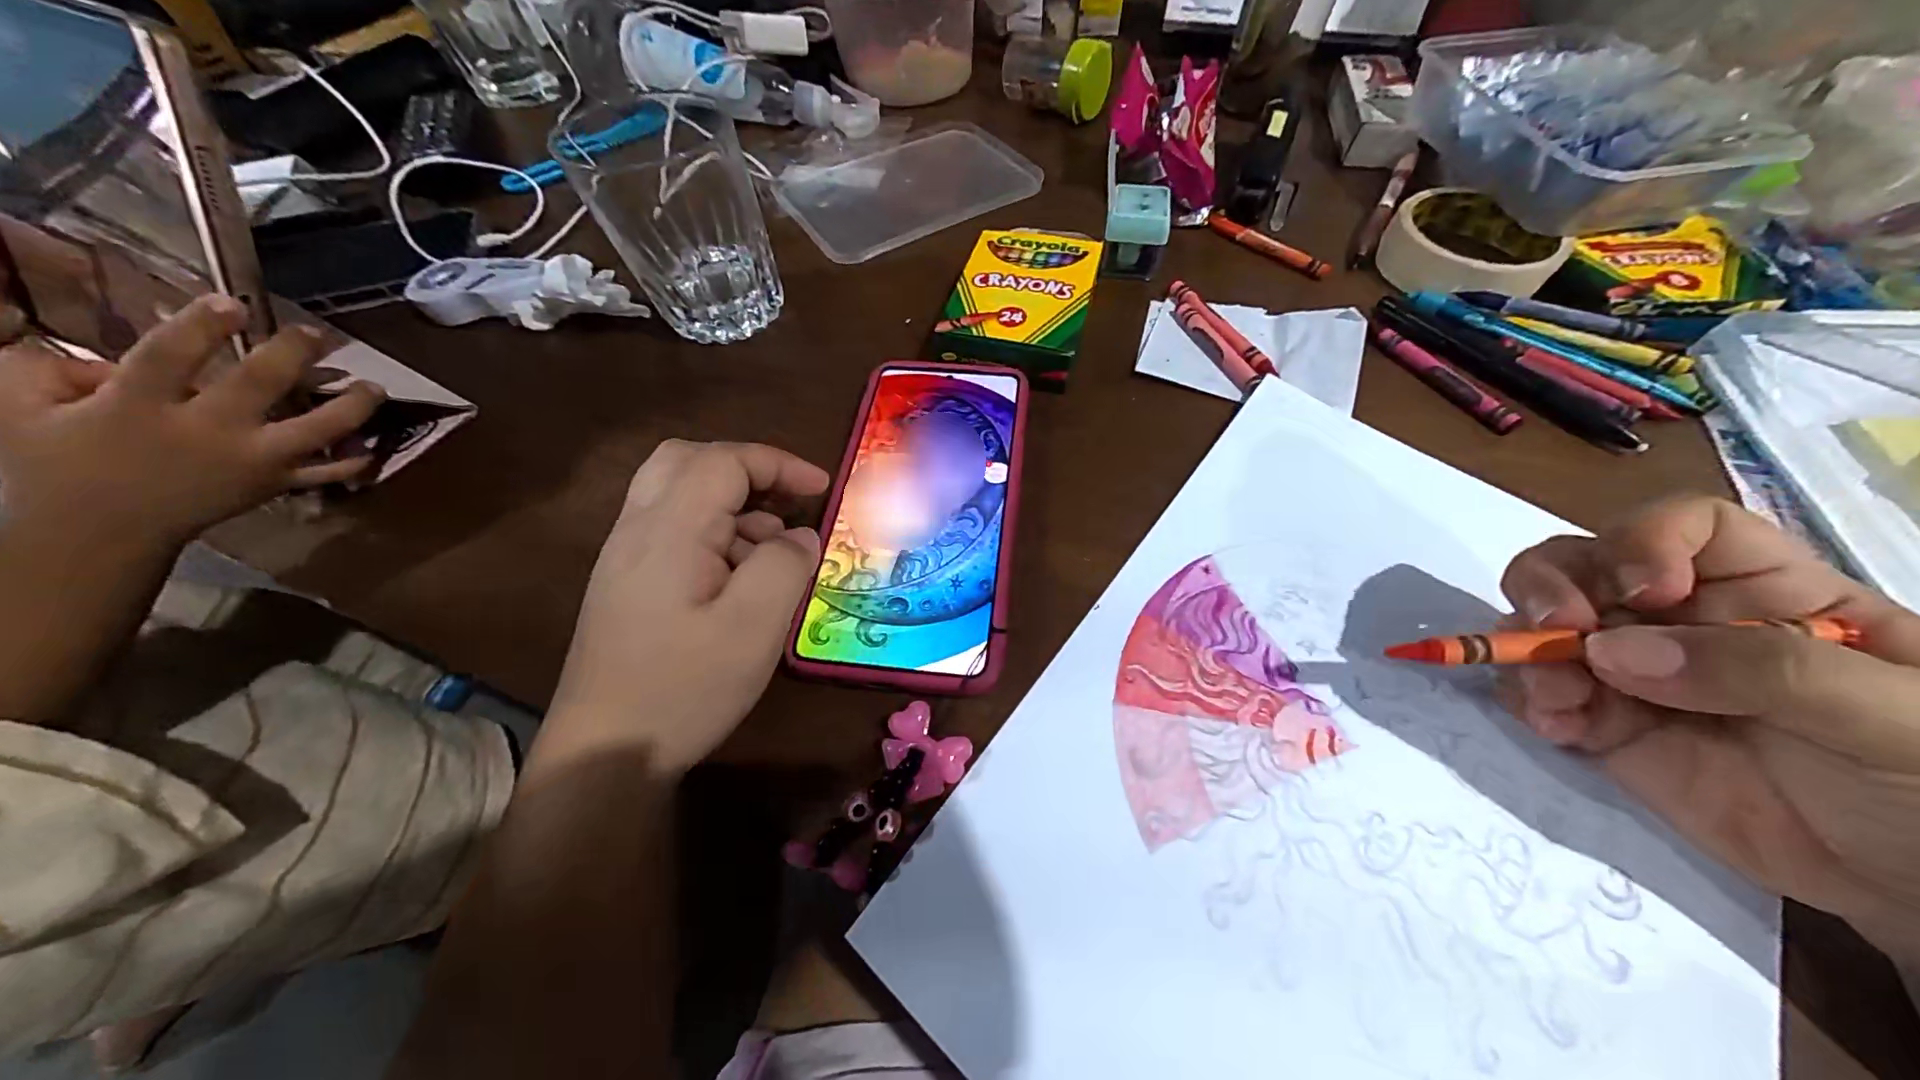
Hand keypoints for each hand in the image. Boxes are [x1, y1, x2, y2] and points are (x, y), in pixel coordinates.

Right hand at [0, 295, 383, 547]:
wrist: (99, 536)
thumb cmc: (57, 467)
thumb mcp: (24, 410)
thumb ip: (48, 371)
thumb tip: (95, 357)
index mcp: (137, 407)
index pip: (173, 355)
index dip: (204, 327)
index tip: (232, 303)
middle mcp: (207, 432)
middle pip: (262, 383)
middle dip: (292, 353)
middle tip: (315, 335)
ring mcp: (252, 462)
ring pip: (317, 429)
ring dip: (352, 406)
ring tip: (373, 386)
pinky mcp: (275, 486)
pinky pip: (326, 473)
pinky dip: (354, 462)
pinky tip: (374, 446)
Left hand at [545, 440, 827, 774]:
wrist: (604, 750)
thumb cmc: (685, 687)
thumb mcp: (754, 627)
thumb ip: (785, 566)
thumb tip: (800, 536)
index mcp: (668, 530)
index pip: (722, 461)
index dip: (778, 463)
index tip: (822, 489)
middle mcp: (637, 530)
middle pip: (688, 461)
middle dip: (747, 470)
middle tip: (787, 500)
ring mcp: (623, 557)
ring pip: (678, 495)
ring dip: (733, 505)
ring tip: (774, 552)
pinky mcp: (624, 585)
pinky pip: (671, 531)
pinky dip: (714, 533)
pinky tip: (739, 580)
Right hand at [1499, 496, 1919, 966]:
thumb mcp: (1892, 715)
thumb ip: (1760, 669)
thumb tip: (1610, 650)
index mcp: (1766, 593)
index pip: (1684, 528)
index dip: (1645, 541)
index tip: (1642, 592)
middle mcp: (1680, 620)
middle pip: (1582, 564)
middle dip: (1547, 586)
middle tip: (1552, 628)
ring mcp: (1633, 674)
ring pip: (1541, 626)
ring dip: (1527, 651)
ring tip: (1556, 700)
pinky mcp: (1603, 725)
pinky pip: (1538, 694)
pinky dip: (1529, 703)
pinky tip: (1559, 730)